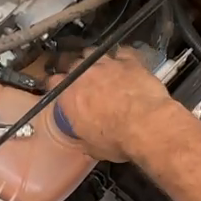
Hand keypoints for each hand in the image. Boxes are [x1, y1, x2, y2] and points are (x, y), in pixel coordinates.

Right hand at [54, 50, 187, 162]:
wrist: (147, 126)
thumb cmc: (119, 138)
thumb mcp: (94, 148)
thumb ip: (85, 139)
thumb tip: (87, 143)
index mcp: (69, 97)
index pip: (53, 83)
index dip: (56, 86)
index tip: (61, 90)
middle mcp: (84, 76)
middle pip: (72, 64)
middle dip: (76, 72)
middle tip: (84, 83)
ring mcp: (106, 65)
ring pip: (93, 53)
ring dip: (95, 61)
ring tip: (102, 71)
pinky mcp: (129, 62)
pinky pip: (121, 52)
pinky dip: (121, 58)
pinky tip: (124, 64)